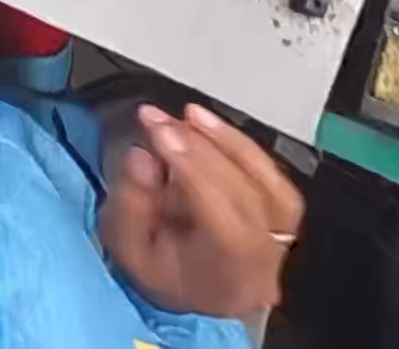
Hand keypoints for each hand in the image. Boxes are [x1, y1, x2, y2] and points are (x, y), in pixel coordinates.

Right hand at [100, 103, 304, 317]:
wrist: (178, 285)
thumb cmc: (149, 266)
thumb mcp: (121, 242)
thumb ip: (130, 202)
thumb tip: (141, 156)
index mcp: (225, 281)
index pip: (228, 230)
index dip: (196, 175)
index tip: (159, 135)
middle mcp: (262, 268)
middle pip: (249, 202)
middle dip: (201, 149)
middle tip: (157, 118)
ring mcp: (277, 246)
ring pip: (274, 190)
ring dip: (231, 143)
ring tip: (190, 114)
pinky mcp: (276, 221)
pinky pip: (274, 183)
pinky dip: (243, 148)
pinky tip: (209, 124)